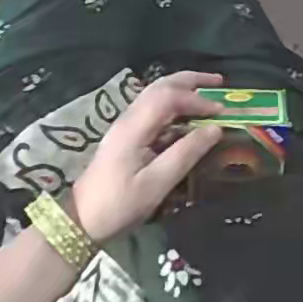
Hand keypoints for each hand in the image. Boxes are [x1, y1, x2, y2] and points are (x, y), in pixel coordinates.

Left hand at [69, 71, 224, 241]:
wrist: (81, 220)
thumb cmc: (118, 205)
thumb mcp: (156, 184)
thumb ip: (186, 154)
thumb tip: (215, 130)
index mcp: (134, 127)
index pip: (168, 97)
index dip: (197, 99)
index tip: (222, 111)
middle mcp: (129, 118)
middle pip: (161, 86)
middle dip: (191, 80)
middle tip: (219, 82)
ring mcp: (126, 125)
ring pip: (156, 95)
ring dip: (183, 89)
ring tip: (209, 93)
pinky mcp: (128, 135)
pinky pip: (154, 111)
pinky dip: (175, 106)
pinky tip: (189, 118)